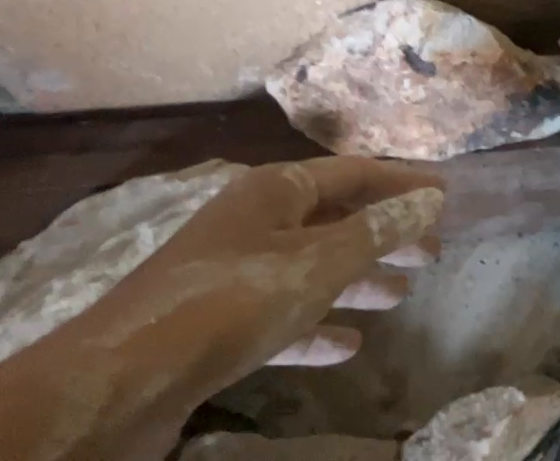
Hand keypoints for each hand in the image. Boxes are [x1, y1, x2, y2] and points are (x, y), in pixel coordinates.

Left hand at [69, 158, 444, 454]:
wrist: (113, 387)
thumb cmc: (230, 303)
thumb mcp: (319, 262)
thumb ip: (379, 230)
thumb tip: (431, 199)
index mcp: (274, 192)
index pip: (354, 172)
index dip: (402, 181)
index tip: (446, 194)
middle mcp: (253, 223)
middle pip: (335, 219)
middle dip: (385, 234)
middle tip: (432, 251)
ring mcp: (231, 275)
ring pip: (311, 268)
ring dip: (357, 280)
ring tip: (400, 293)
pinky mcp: (214, 327)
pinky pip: (281, 316)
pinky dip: (317, 325)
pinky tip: (348, 345)